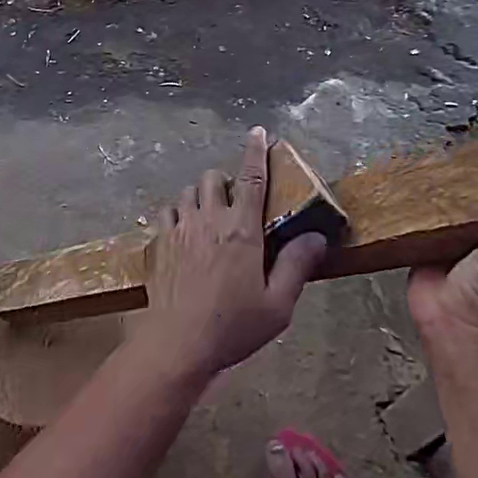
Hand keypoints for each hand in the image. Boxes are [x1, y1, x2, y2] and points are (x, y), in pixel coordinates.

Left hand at [138, 128, 327, 380]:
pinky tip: (184, 230)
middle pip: (214, 178)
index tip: (258, 132)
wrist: (178, 345)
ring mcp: (181, 229)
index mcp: (242, 229)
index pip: (252, 178)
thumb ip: (297, 266)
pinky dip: (178, 213)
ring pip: (189, 191)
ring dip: (202, 195)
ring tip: (210, 213)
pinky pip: (167, 212)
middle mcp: (210, 219)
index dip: (256, 152)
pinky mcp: (161, 243)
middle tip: (235, 201)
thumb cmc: (233, 327)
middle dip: (226, 180)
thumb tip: (316, 237)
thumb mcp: (277, 305)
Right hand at [408, 156, 477, 359]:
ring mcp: (457, 234)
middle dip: (473, 167)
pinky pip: (420, 212)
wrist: (456, 334)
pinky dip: (414, 197)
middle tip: (462, 136)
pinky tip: (404, 178)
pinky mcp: (426, 239)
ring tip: (430, 149)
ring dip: (442, 181)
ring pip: (450, 198)